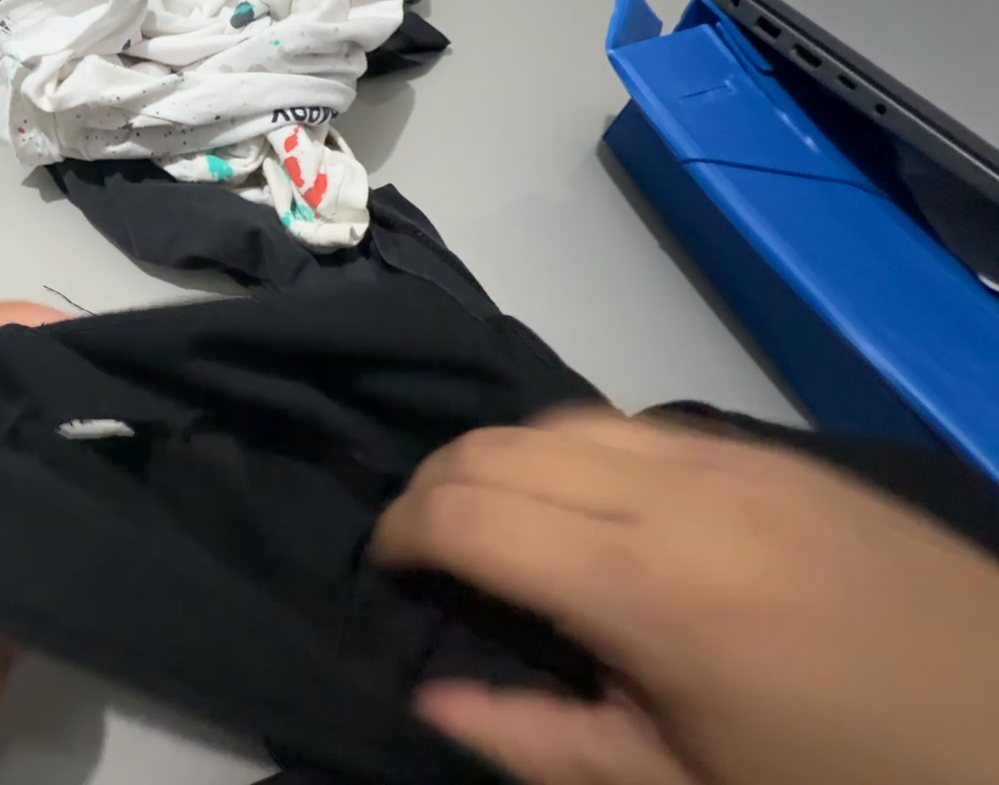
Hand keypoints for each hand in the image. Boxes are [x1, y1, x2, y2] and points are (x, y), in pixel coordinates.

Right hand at [370, 408, 998, 784]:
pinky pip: (627, 425)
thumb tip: (427, 696)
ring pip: (553, 419)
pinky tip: (586, 500)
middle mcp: (677, 497)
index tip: (387, 566)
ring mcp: (731, 461)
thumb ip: (534, 741)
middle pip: (493, 448)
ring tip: (493, 512)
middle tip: (423, 541)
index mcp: (650, 590)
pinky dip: (566, 450)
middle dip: (430, 487)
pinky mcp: (773, 453)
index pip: (465, 515)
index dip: (400, 532)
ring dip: (495, 458)